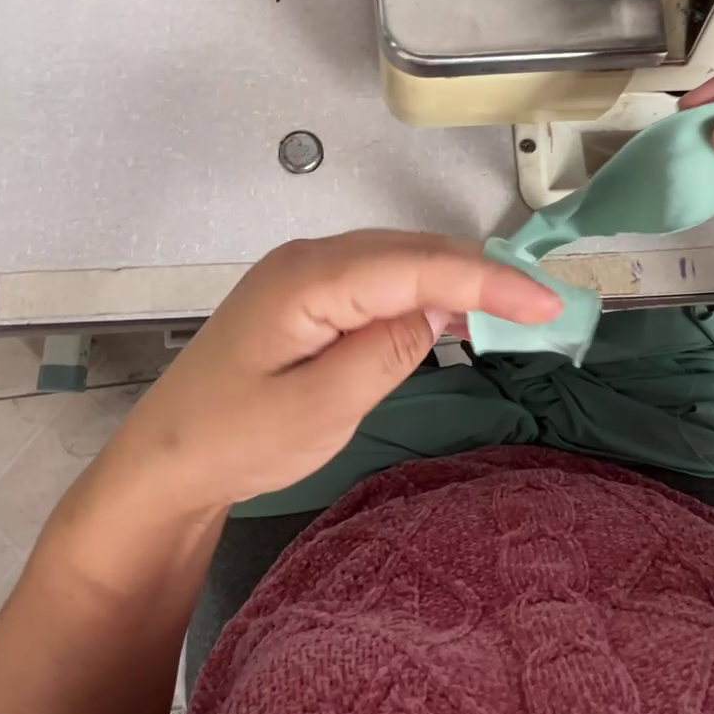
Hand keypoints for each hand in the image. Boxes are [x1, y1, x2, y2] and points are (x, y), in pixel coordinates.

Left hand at [79, 230, 560, 521]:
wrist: (166, 461)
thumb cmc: (233, 440)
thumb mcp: (319, 407)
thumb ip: (387, 350)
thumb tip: (441, 311)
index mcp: (309, 278)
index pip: (417, 266)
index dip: (488, 282)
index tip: (547, 304)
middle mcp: (310, 258)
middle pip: (414, 252)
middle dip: (483, 274)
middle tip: (544, 306)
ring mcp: (307, 273)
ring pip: (402, 262)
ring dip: (458, 282)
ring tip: (515, 308)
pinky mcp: (309, 296)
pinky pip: (380, 281)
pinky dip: (425, 295)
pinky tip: (453, 314)